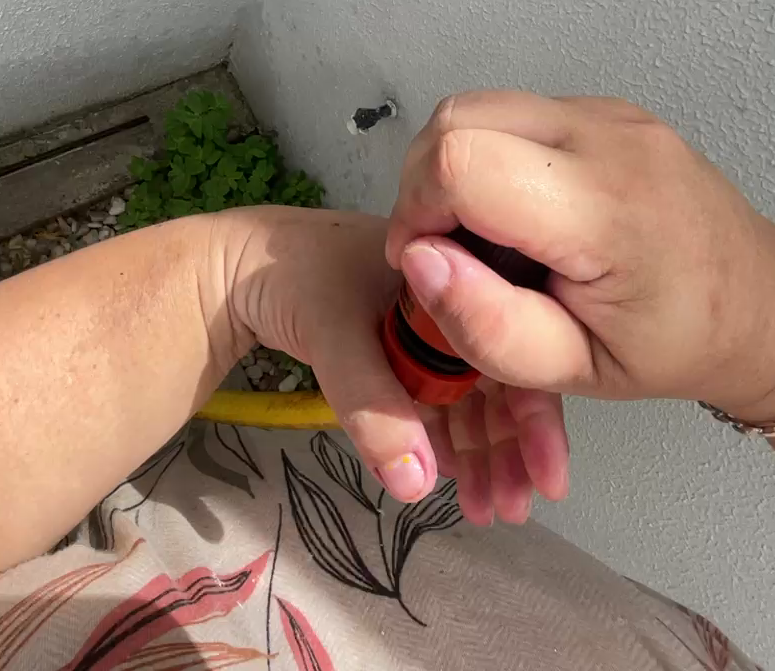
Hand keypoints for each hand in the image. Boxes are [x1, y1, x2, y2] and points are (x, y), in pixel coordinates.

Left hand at [204, 207, 570, 521]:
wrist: (229, 265)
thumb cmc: (289, 279)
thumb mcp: (335, 334)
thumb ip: (373, 406)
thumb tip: (417, 486)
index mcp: (451, 271)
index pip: (508, 348)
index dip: (533, 416)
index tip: (545, 480)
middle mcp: (447, 296)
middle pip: (492, 378)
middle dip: (507, 447)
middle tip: (509, 511)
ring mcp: (420, 323)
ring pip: (463, 392)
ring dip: (478, 449)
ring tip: (486, 509)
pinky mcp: (393, 344)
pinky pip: (430, 393)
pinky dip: (442, 433)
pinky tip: (451, 476)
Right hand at [384, 94, 774, 514]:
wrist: (767, 302)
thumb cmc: (675, 347)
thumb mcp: (574, 370)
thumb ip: (487, 325)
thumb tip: (418, 257)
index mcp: (604, 208)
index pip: (461, 161)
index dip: (417, 209)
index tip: (426, 261)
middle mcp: (606, 136)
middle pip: (455, 118)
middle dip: (423, 183)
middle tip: (446, 246)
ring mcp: (606, 111)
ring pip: (473, 108)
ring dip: (448, 166)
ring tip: (479, 230)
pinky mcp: (600, 107)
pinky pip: (506, 113)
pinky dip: (481, 155)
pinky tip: (512, 208)